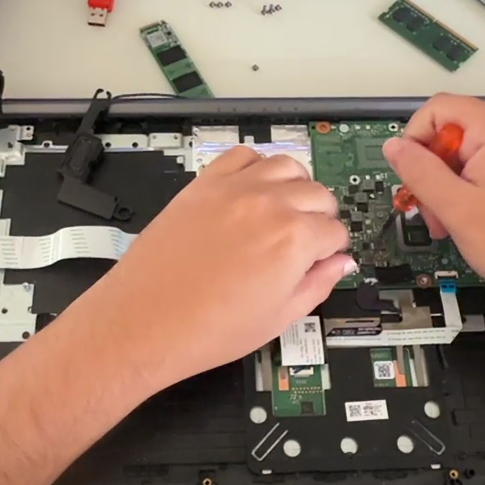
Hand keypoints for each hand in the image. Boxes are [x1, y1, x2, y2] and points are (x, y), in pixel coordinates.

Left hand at [60, 147, 354, 392]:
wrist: (145, 322)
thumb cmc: (204, 329)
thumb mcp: (278, 319)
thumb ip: (317, 284)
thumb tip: (340, 265)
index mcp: (294, 240)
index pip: (336, 231)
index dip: (333, 250)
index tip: (323, 258)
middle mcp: (268, 206)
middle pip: (318, 194)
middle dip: (320, 217)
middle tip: (307, 240)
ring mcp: (234, 190)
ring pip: (287, 165)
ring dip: (295, 185)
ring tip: (286, 210)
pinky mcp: (204, 185)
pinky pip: (241, 156)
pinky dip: (255, 166)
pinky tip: (253, 189)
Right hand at [382, 94, 484, 325]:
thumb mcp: (455, 207)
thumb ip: (418, 171)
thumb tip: (394, 146)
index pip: (439, 108)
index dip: (414, 138)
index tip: (410, 173)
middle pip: (454, 133)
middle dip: (433, 170)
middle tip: (431, 210)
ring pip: (470, 154)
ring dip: (450, 185)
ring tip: (451, 223)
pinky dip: (473, 189)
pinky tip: (471, 220)